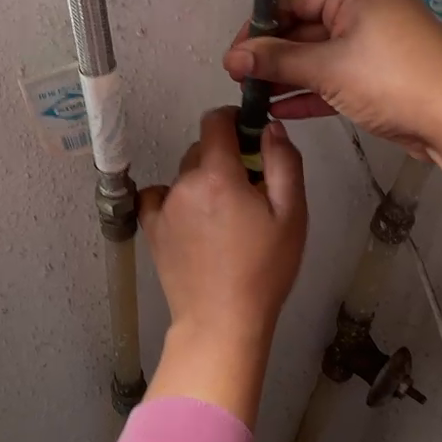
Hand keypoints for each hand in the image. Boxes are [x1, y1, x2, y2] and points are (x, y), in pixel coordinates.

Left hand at [139, 108, 306, 427]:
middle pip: (201, 151)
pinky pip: (159, 198)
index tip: (249, 136)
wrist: (222, 320)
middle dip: (224, 160)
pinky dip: (175, 201)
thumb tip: (270, 128)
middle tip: (248, 193)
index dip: (234, 121)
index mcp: (217, 174)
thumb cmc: (264, 270)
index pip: (215, 122)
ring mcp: (163, 207)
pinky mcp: (151, 230)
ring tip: (225, 220)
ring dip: (202, 184)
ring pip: (183, 176)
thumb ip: (283, 162)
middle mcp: (183, 184)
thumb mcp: (291, 214)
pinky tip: (193, 224)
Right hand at [223, 0, 441, 161]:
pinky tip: (282, 109)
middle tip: (240, 80)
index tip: (236, 55)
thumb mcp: (328, 68)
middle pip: (306, 27)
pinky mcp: (382, 75)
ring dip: (289, 75)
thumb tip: (232, 58)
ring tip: (255, 97)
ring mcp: (377, 44)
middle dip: (273, 55)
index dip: (261, 26)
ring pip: (320, 55)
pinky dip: (312, 90)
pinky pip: (337, 76)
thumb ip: (277, 61)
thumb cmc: (393, 81)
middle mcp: (368, 10)